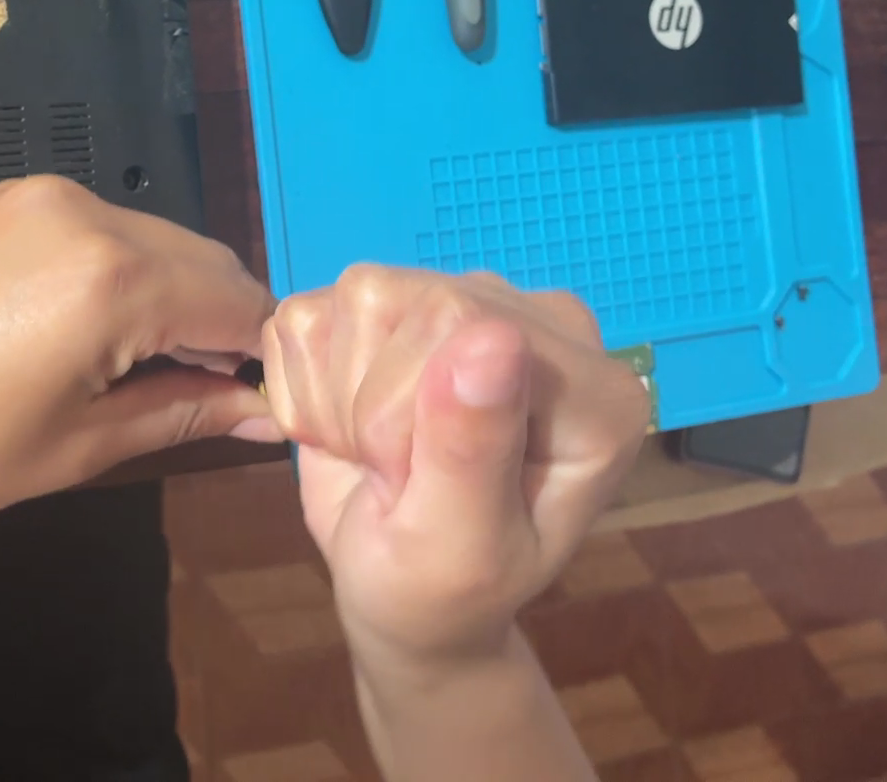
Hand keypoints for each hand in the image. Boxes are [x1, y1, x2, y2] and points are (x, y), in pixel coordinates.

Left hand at [0, 175, 274, 562]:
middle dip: (223, 322)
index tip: (257, 399)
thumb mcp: (80, 446)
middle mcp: (88, 214)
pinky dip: (130, 273)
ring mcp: (43, 197)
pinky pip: (108, 230)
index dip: (260, 355)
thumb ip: (186, 412)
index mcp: (113, 279)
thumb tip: (264, 412)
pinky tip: (96, 326)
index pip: (239, 302)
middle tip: (201, 389)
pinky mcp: (10, 200)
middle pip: (207, 260)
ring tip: (143, 364)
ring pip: (161, 240)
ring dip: (178, 296)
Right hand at [262, 267, 645, 664]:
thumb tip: (490, 333)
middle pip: (399, 301)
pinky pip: (307, 313)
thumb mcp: (461, 551)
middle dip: (366, 409)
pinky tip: (341, 424)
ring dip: (332, 398)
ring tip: (372, 453)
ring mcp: (455, 300)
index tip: (415, 481)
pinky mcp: (382, 307)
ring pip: (354, 296)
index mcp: (586, 382)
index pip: (462, 321)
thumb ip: (475, 449)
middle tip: (394, 475)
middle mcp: (530, 321)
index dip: (399, 406)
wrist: (391, 582)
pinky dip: (300, 384)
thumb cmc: (439, 589)